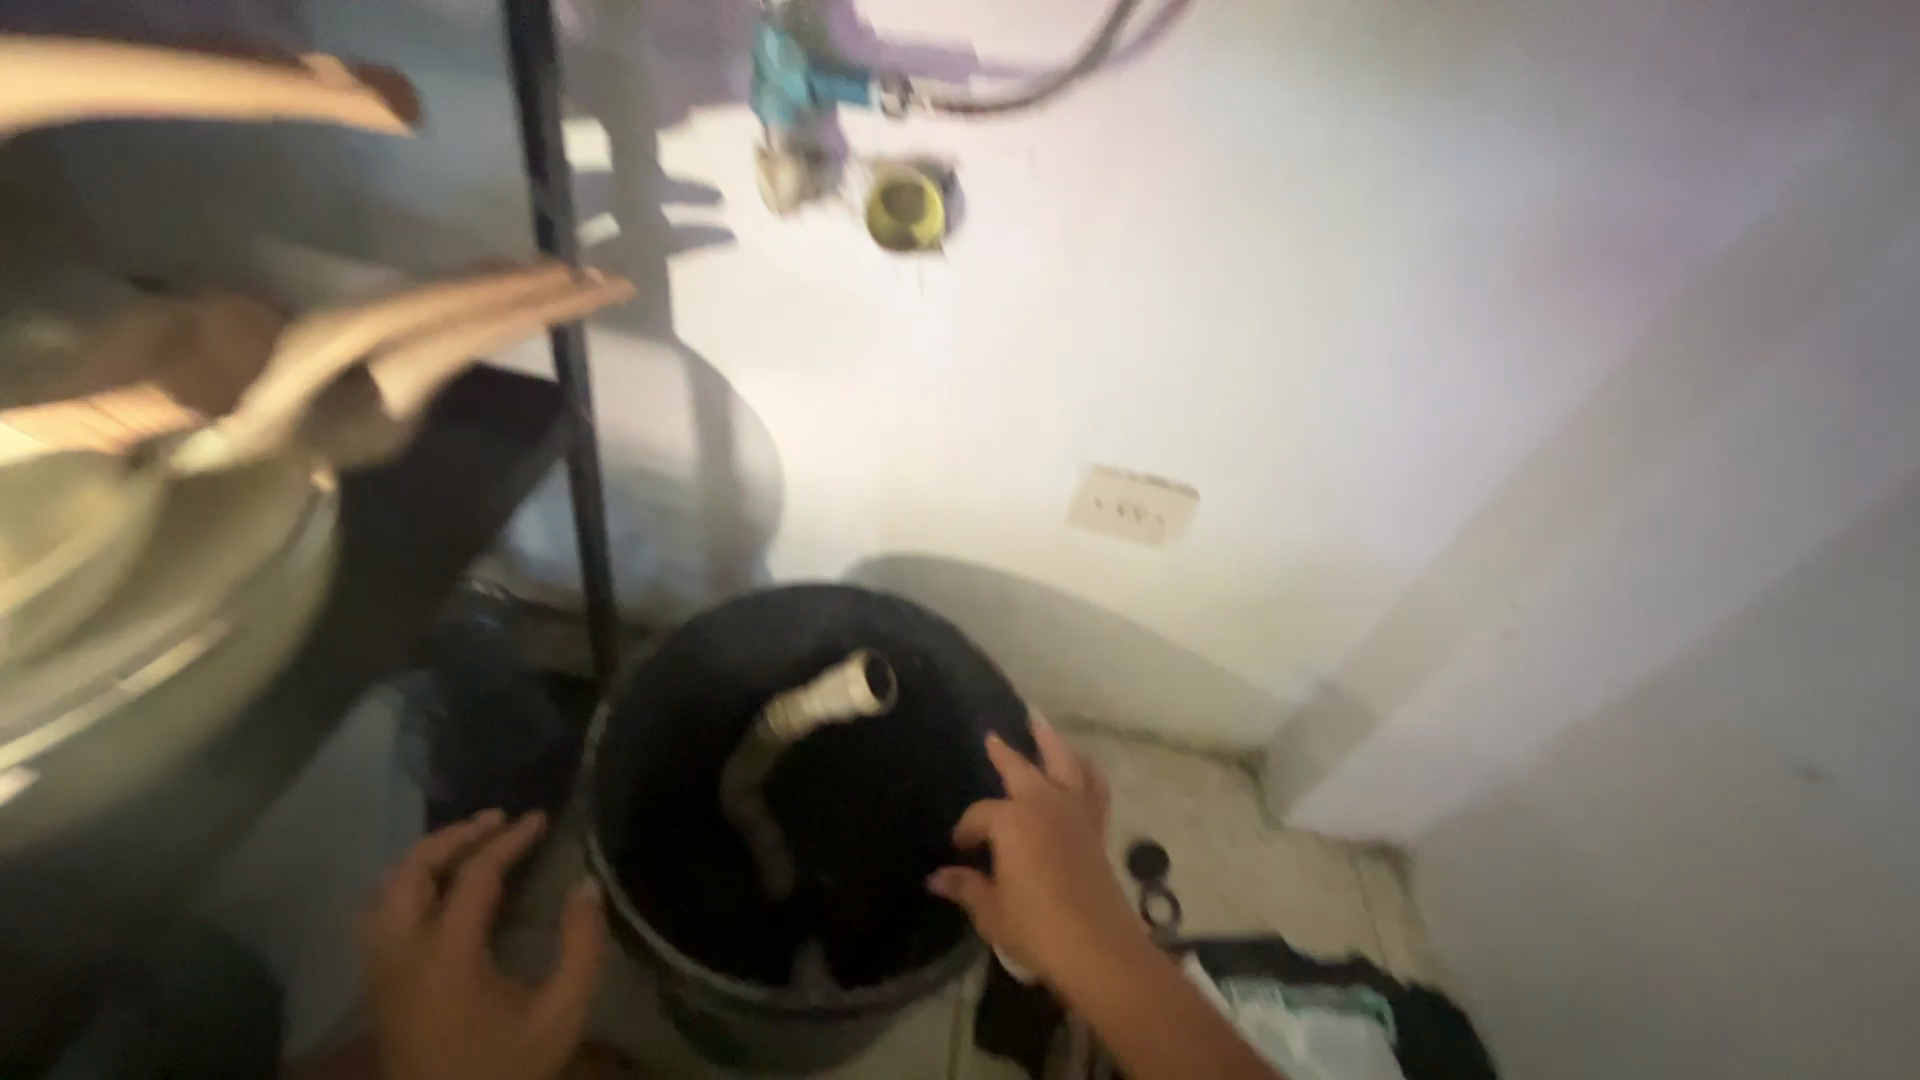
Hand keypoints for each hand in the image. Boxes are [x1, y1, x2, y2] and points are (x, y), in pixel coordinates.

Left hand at [361, 810, 606, 1079]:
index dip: (509, 840)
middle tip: (497, 819)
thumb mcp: (562, 1014)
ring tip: (468, 842)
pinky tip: (437, 885)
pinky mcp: (377, 986)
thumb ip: (582, 946)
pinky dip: (406, 883)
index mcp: (447, 960)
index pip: (473, 876)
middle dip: (454, 836)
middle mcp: (402, 957)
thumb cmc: (509, 1070)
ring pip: (384, 892)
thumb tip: (586, 885)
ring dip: (424, 857)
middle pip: (409, 873)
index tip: (541, 818)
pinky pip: (377, 914)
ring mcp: (381, 972)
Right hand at [928, 714, 1146, 984]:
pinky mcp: (1096, 826)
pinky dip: (1088, 771)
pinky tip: (1082, 763)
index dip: (966, 830)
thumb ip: (965, 888)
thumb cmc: (1037, 928)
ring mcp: (1074, 811)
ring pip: (1063, 763)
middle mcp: (1043, 804)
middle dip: (1003, 753)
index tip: (958, 848)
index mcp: (1011, 821)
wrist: (1098, 947)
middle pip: (1019, 769)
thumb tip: (936, 877)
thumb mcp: (991, 911)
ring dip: (1050, 741)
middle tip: (991, 736)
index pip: (979, 815)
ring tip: (1039, 722)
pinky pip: (1094, 787)